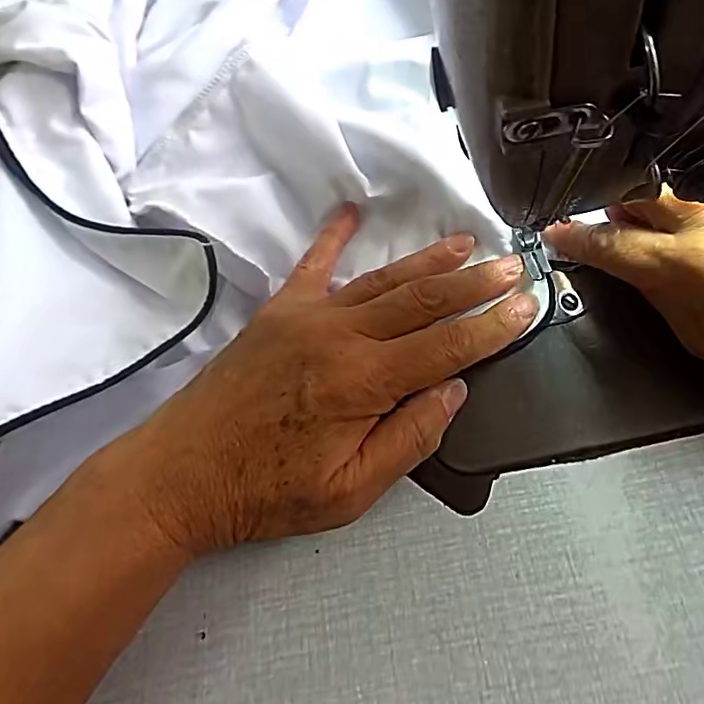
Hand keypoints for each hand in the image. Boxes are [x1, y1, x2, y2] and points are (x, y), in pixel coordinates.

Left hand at [114, 204, 537, 554]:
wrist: (177, 476)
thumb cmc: (264, 492)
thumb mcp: (349, 491)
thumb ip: (409, 438)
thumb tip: (454, 390)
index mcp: (363, 383)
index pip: (447, 345)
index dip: (494, 325)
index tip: (527, 306)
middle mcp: (341, 337)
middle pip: (425, 300)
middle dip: (476, 282)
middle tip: (514, 266)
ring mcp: (309, 316)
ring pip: (385, 278)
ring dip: (430, 259)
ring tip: (467, 243)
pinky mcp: (280, 310)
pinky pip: (315, 265)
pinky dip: (335, 236)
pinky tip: (351, 211)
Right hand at [545, 190, 703, 409]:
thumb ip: (660, 298)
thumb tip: (636, 274)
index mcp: (692, 267)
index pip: (611, 243)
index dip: (576, 239)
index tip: (559, 235)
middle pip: (638, 197)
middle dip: (618, 215)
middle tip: (613, 236)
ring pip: (676, 190)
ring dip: (659, 211)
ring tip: (666, 241)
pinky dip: (701, 211)